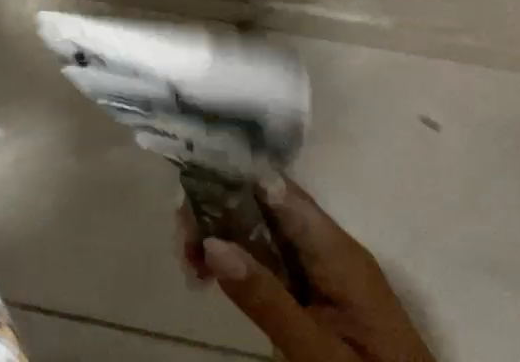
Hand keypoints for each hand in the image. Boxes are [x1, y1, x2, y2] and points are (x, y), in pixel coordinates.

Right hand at [177, 178, 436, 361]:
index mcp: (338, 252)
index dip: (228, 175)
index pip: (277, 188)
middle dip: (213, 212)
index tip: (182, 185)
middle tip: (181, 242)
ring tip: (188, 263)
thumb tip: (211, 243)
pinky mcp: (311, 290)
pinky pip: (263, 257)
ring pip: (255, 230)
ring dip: (216, 237)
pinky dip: (231, 260)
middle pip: (259, 205)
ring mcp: (320, 269)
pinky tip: (206, 274)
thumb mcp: (319, 353)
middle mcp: (328, 248)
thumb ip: (268, 300)